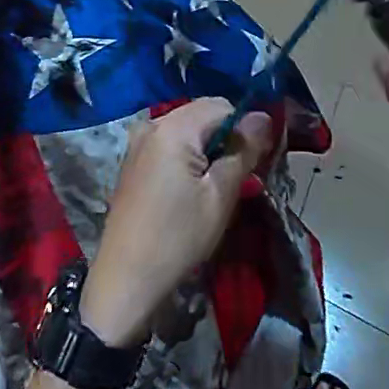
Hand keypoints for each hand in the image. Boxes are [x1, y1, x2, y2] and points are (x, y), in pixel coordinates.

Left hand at [83, 99, 271, 346]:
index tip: (257, 161)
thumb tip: (264, 117)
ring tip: (221, 187)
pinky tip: (195, 190)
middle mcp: (152, 125)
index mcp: (174, 128)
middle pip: (204, 115)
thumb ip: (244, 150)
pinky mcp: (134, 162)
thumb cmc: (178, 237)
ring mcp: (138, 143)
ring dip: (210, 150)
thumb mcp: (220, 195)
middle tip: (243, 176)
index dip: (245, 128)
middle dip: (228, 138)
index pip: (223, 106)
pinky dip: (190, 158)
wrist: (125, 281)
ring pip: (188, 131)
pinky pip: (171, 145)